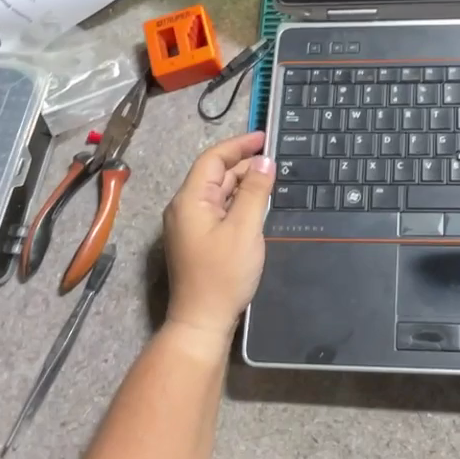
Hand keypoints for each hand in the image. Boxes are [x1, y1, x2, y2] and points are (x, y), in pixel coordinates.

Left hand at [161, 131, 274, 342]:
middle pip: (214, 174)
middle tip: (273, 158)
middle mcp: (185, 208)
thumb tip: (264, 162)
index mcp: (190, 200)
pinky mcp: (198, 239)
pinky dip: (238, 200)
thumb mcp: (245, 229)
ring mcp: (190, 225)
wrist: (202, 321)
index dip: (238, 145)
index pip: (212, 159)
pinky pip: (219, 209)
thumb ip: (255, 192)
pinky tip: (257, 202)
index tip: (263, 137)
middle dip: (243, 163)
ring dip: (242, 182)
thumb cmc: (222, 275)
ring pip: (218, 192)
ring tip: (270, 176)